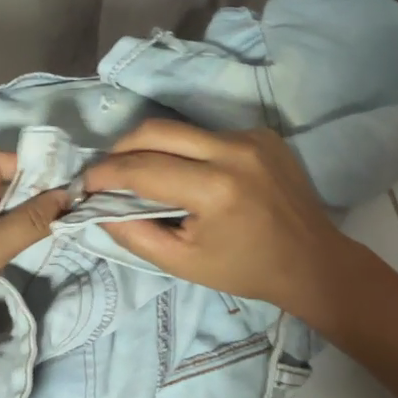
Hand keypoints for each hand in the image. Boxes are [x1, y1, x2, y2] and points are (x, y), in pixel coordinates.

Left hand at [0, 151, 69, 352]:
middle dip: (33, 190)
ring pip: (2, 211)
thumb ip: (29, 221)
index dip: (27, 164)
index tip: (63, 175)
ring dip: (29, 213)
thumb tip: (68, 197)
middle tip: (73, 197)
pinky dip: (20, 233)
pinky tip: (46, 235)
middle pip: (0, 185)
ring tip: (67, 215)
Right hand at [83, 121, 361, 324]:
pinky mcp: (261, 133)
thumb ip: (133, 234)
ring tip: (139, 173)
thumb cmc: (243, 269)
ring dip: (152, 148)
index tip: (85, 184)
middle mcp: (233, 151)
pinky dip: (185, 150)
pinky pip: (206, 134)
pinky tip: (185, 174)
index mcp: (214, 189)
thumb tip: (97, 208)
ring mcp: (250, 137)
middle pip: (155, 130)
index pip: (142, 168)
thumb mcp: (181, 263)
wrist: (312, 260)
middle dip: (120, 149)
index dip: (105, 174)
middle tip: (106, 173)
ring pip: (179, 129)